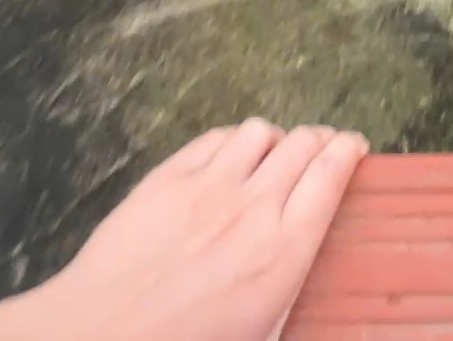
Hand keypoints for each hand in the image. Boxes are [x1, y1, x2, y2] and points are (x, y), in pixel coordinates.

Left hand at [0, 119, 367, 340]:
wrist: (97, 337)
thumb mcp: (258, 331)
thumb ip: (286, 286)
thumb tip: (296, 262)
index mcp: (283, 250)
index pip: (331, 174)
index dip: (349, 149)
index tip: (355, 146)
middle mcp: (254, 206)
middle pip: (303, 142)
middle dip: (321, 138)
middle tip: (323, 147)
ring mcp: (210, 184)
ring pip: (260, 131)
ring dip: (274, 140)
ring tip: (271, 155)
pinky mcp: (170, 175)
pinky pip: (216, 138)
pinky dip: (232, 142)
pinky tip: (229, 157)